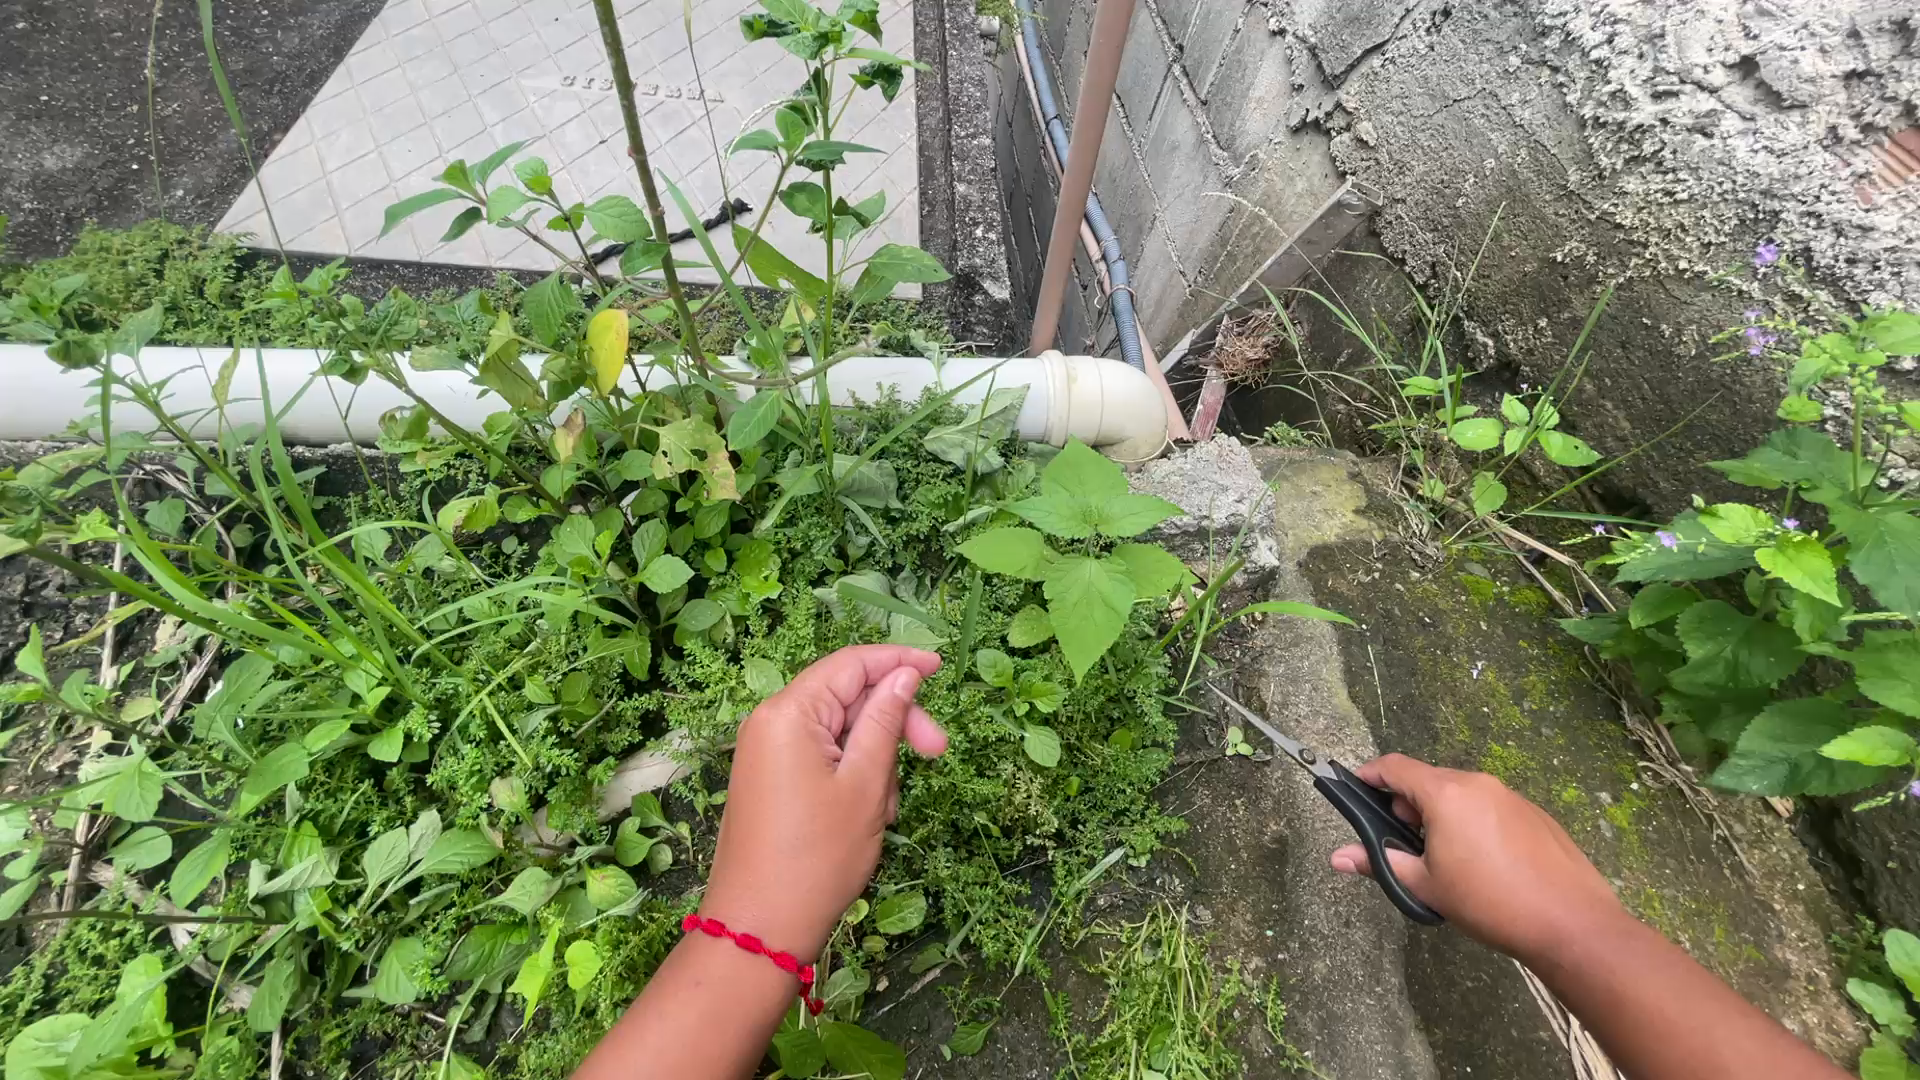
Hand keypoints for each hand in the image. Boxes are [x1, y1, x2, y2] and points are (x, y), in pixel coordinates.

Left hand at [699, 645, 945, 958]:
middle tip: (938, 752)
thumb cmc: (818, 856)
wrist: (760, 932)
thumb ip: (886, 719)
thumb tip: (904, 674)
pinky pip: (824, 755)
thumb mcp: (865, 783)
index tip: (939, 667)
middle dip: (894, 721)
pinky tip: (869, 811)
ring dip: (876, 757)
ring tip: (886, 808)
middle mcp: (772, 721)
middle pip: (848, 698)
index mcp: (789, 712)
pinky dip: (854, 773)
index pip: (851, 664)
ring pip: (841, 730)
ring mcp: (769, 750)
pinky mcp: (773, 776)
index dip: (898, 660)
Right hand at [1329, 754, 1624, 963]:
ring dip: (1442, 811)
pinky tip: (1486, 861)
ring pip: (1461, 792)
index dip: (1370, 774)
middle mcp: (1477, 784)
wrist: (1577, 929)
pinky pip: (1491, 806)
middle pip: (1428, 778)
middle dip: (1407, 801)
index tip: (1357, 789)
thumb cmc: (1491, 903)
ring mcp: (1512, 797)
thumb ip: (1379, 862)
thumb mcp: (1426, 886)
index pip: (1394, 766)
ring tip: (1446, 853)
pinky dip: (1475, 821)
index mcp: (1445, 793)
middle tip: (1405, 838)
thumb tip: (1337, 857)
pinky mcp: (1538, 815)